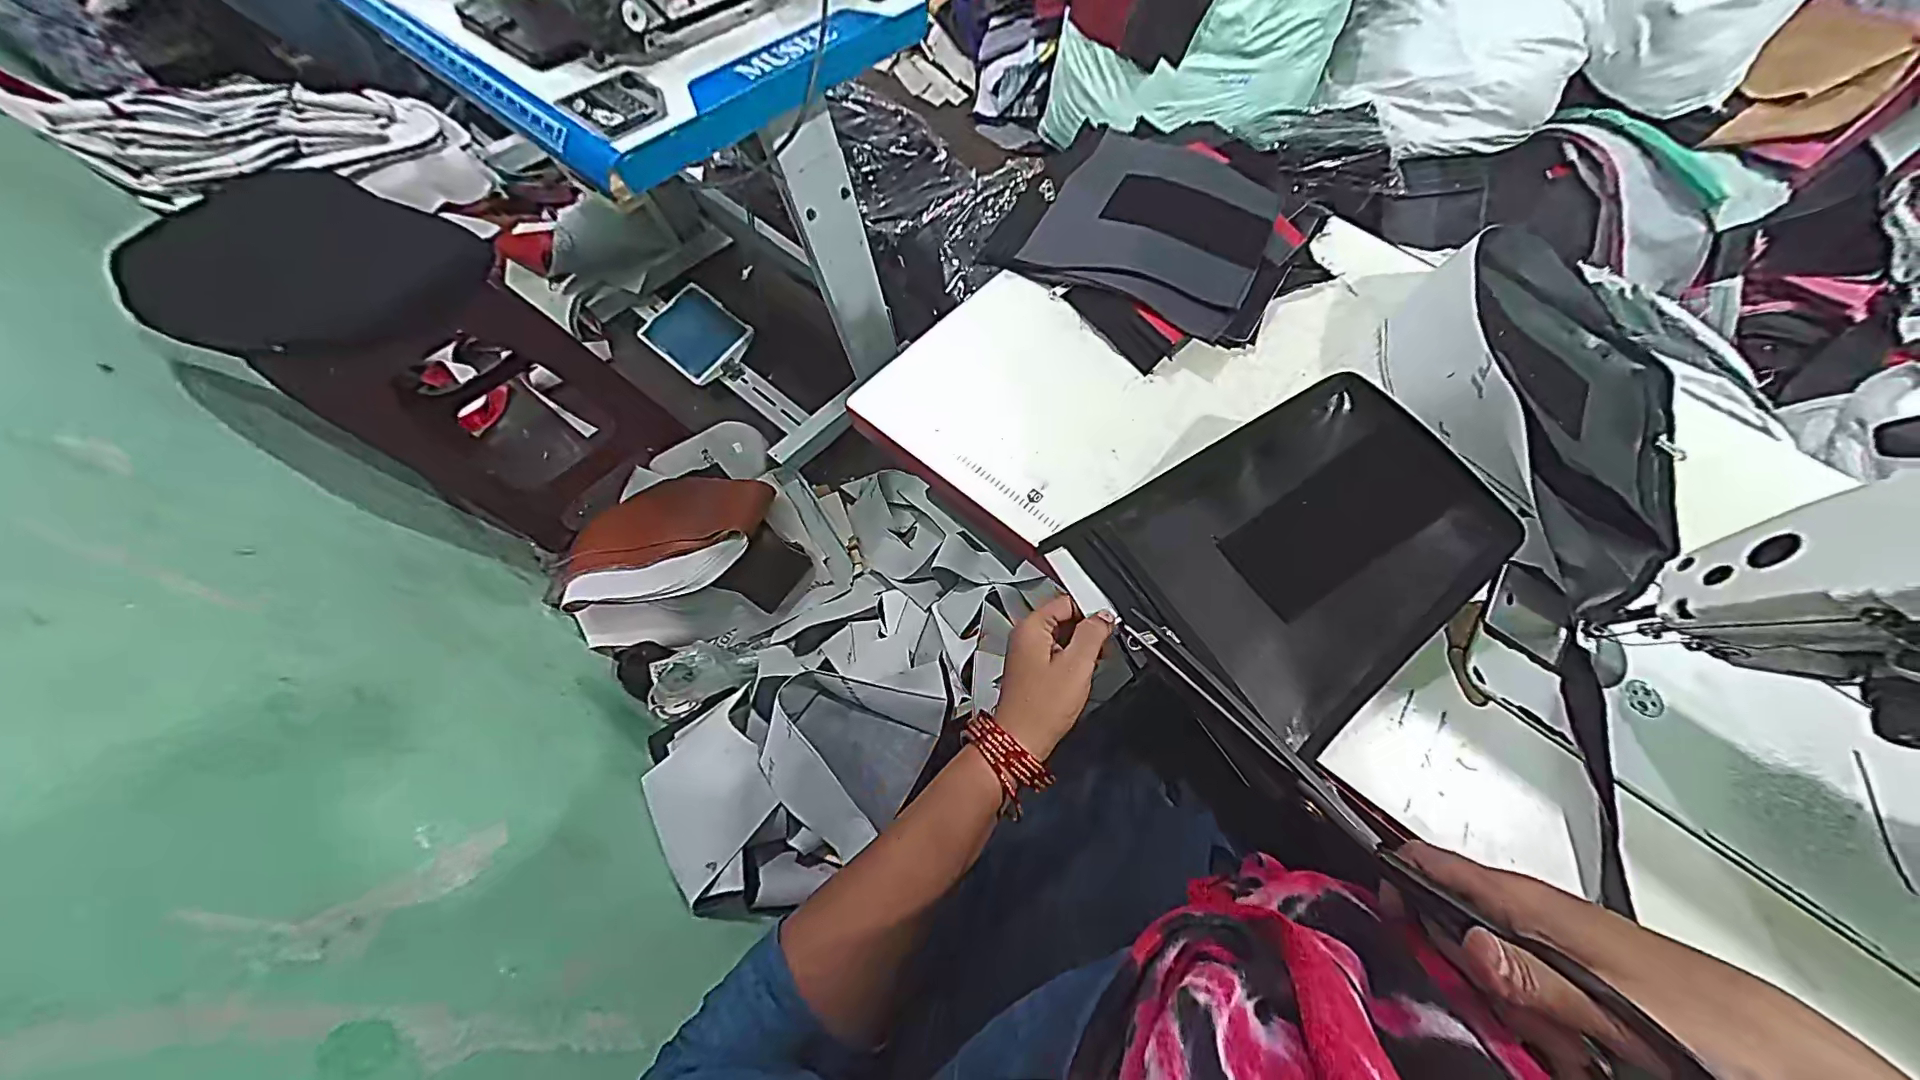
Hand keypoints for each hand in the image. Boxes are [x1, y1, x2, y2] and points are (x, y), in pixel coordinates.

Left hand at [991, 594, 1113, 760]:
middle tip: (1100, 650)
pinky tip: (1078, 676)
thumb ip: (1092, 634)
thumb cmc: (1040, 708)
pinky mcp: (1032, 669)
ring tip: (1089, 666)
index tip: (1106, 626)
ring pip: (1062, 637)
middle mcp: (1024, 637)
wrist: (1023, 740)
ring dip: (1080, 648)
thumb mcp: (1076, 665)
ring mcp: (1026, 653)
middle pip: (1064, 618)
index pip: (1065, 601)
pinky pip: (1056, 653)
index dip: (1090, 611)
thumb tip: (1103, 617)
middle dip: (1086, 632)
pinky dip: (1071, 660)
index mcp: (1030, 628)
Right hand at [1397, 842, 1902, 1079]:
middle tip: (1493, 1008)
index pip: (1431, 862)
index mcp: (1527, 904)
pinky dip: (1532, 1023)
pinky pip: (1521, 993)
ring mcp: (1551, 946)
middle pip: (1451, 926)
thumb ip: (1530, 973)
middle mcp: (1532, 917)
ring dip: (1502, 1005)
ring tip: (1554, 1040)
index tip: (1379, 905)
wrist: (1789, 1060)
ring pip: (1485, 966)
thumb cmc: (1707, 1019)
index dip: (1393, 874)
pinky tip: (1568, 1046)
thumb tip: (1463, 942)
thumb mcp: (1607, 1003)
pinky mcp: (1571, 978)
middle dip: (1459, 968)